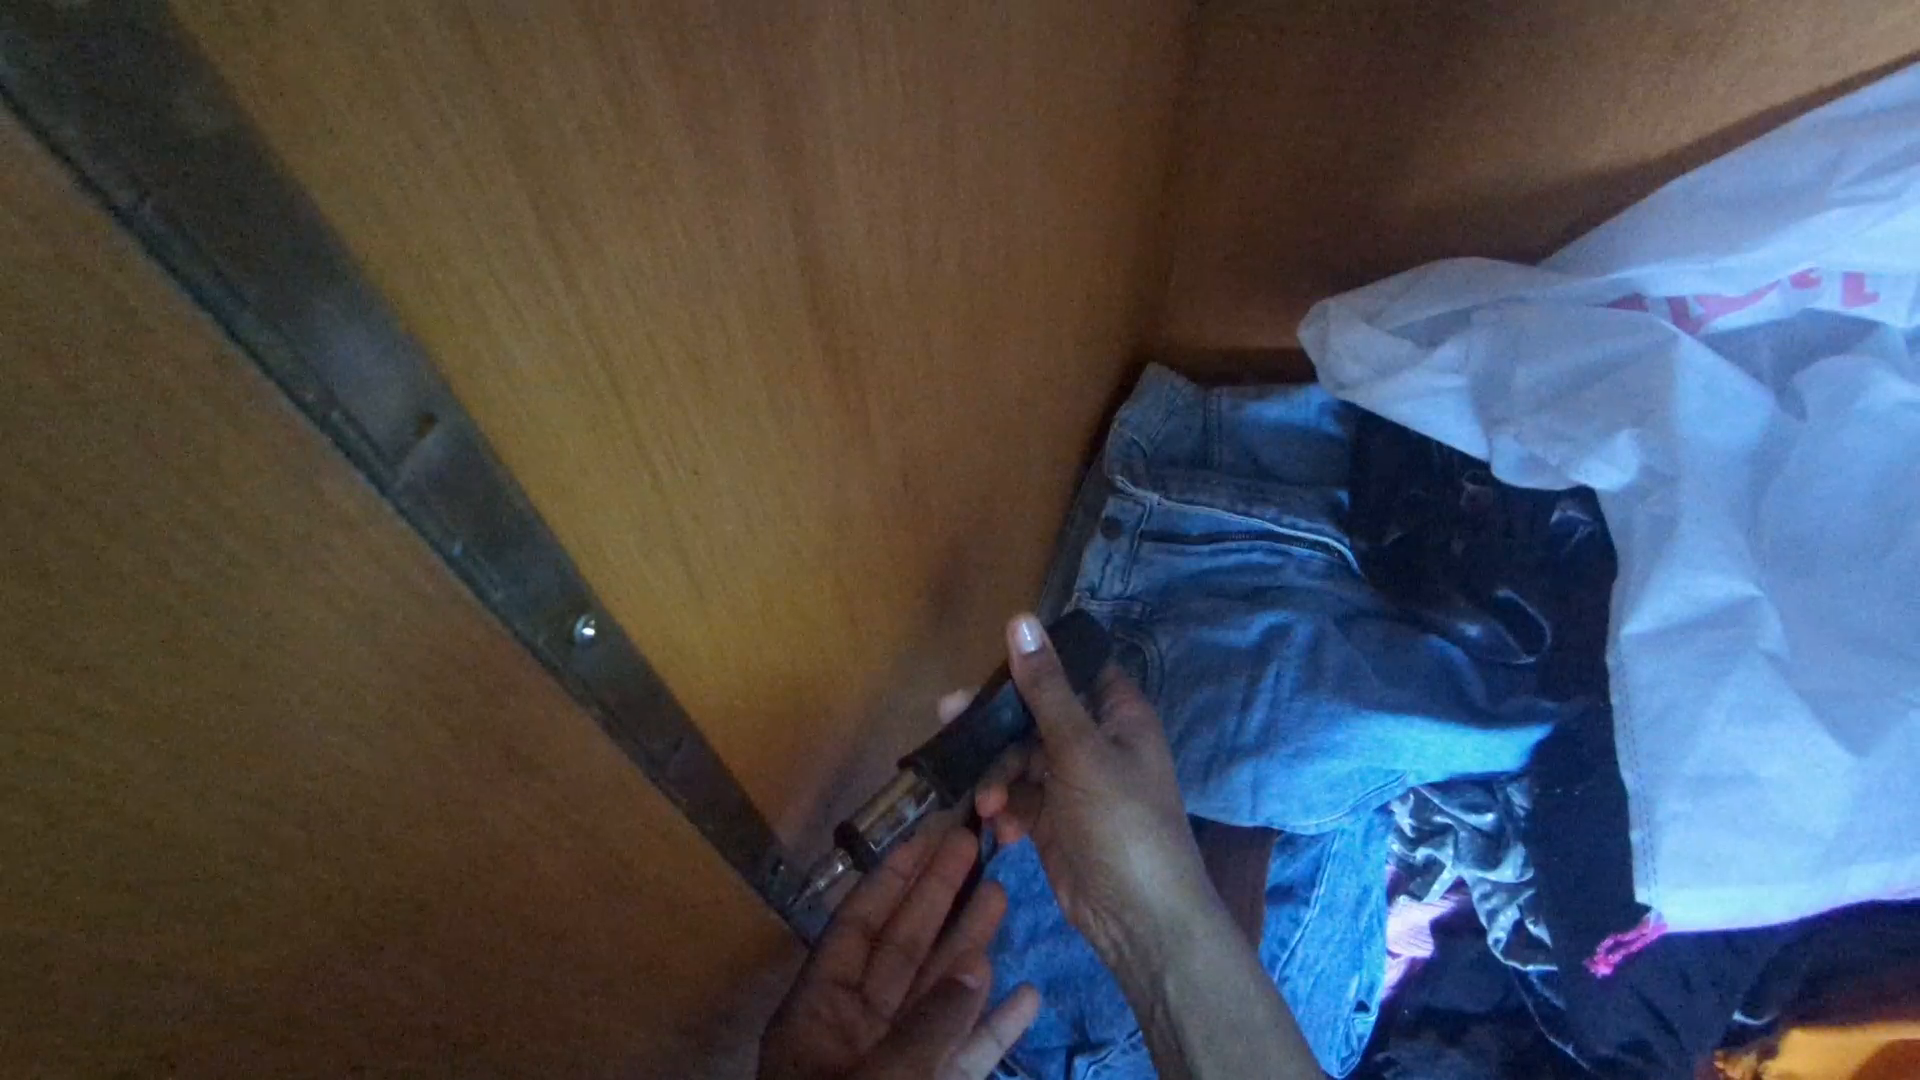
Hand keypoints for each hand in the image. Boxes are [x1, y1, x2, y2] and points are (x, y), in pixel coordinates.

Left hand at [759, 825, 1040, 1079]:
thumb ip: (926, 1030)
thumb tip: (979, 969)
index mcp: (818, 1017)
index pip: (858, 925)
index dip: (893, 878)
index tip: (928, 836)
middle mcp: (854, 1033)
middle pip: (903, 947)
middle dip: (939, 898)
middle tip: (975, 845)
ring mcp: (893, 1068)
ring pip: (937, 994)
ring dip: (971, 948)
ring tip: (1004, 897)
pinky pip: (963, 1056)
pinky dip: (993, 1029)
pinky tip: (1026, 996)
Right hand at [972, 613, 1219, 963]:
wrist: (1137, 920)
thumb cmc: (1121, 821)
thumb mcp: (1080, 748)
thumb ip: (1045, 687)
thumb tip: (1021, 619)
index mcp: (1116, 713)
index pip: (1071, 669)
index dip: (1033, 663)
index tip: (990, 666)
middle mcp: (1094, 739)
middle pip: (1034, 713)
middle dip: (996, 726)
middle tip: (951, 719)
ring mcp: (1071, 780)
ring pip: (1018, 756)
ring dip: (998, 775)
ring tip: (988, 802)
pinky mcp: (1051, 816)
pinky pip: (1017, 795)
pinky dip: (1005, 807)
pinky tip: (1000, 826)